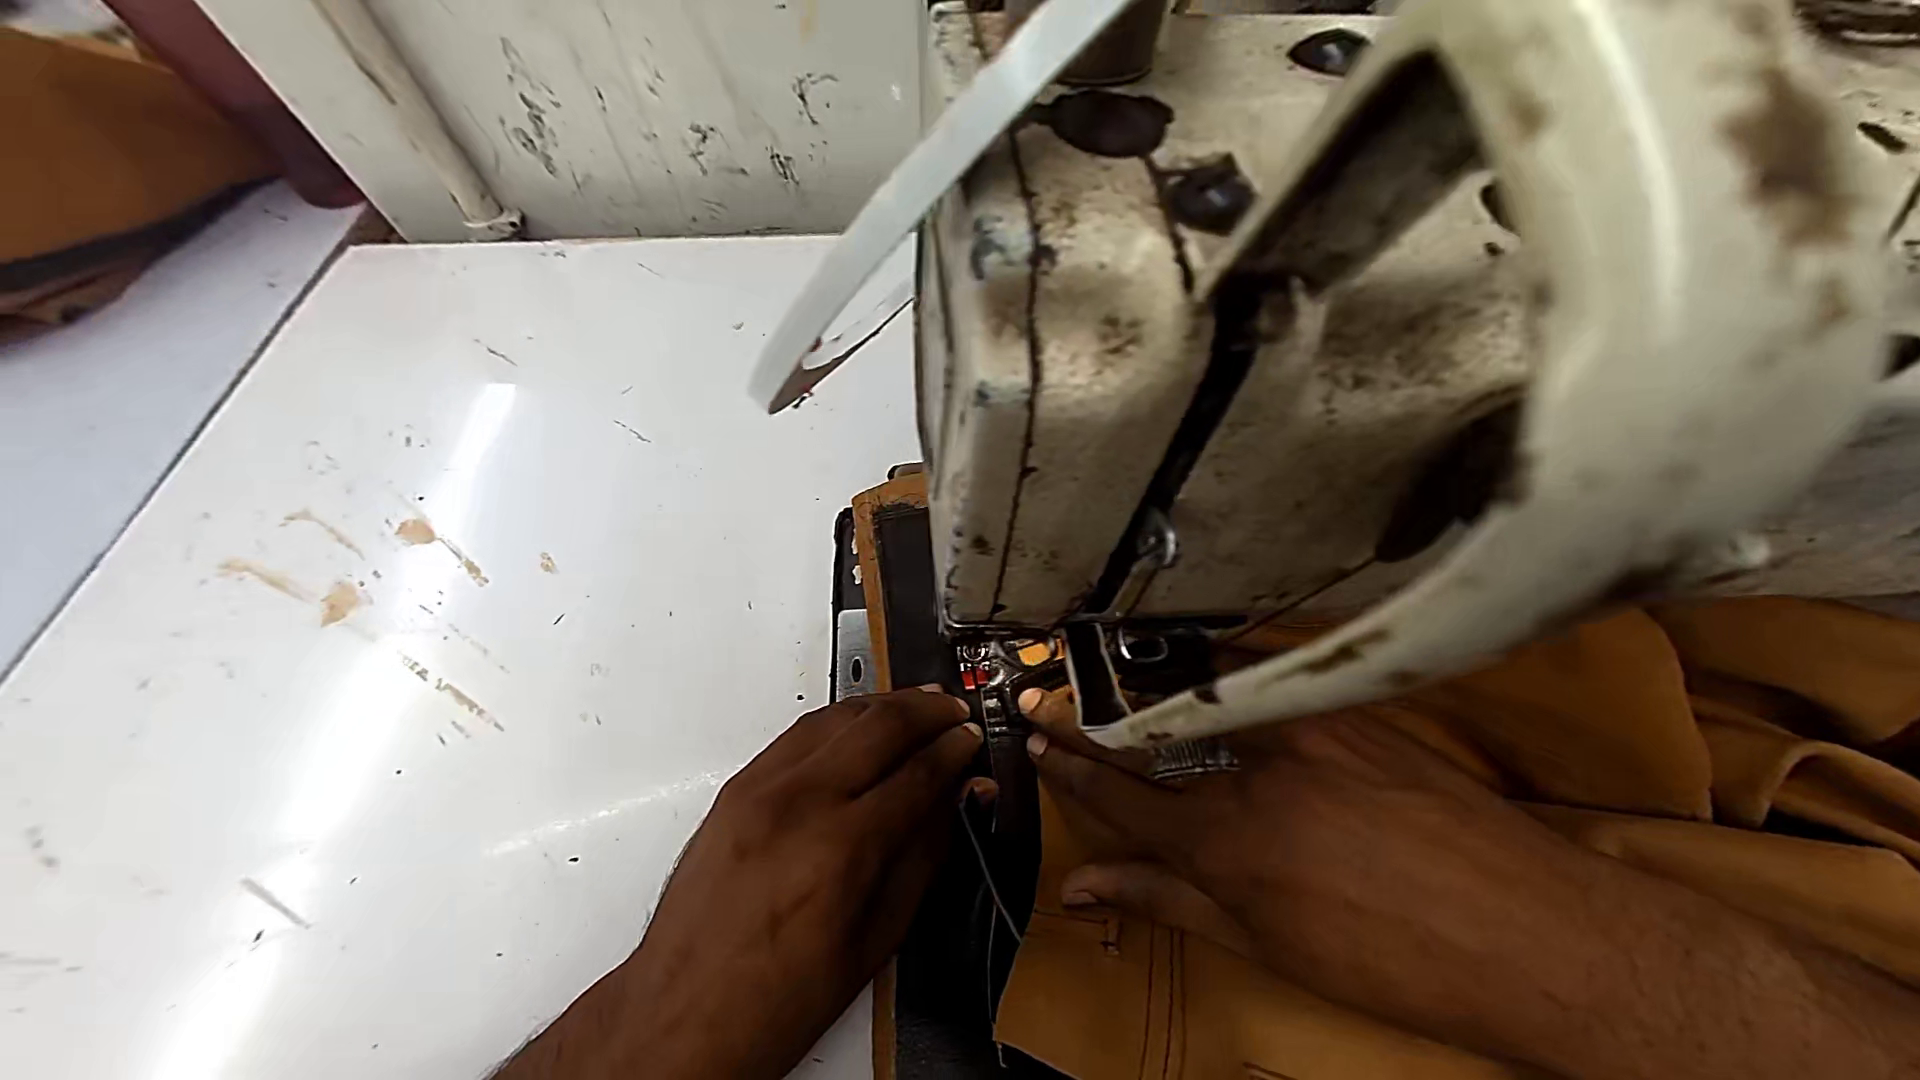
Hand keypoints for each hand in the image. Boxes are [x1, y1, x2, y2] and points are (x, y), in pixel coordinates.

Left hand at [499, 688, 987, 1079]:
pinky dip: (842, 715)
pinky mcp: (737, 786)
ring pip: (840, 713)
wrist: (682, 1014)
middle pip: (882, 725)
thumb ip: (926, 853)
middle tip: (953, 709)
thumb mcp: (878, 936)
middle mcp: (799, 805)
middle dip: (929, 710)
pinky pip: (801, 730)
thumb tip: (957, 800)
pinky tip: (862, 719)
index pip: (919, 772)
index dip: (954, 749)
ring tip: (918, 703)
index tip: (970, 739)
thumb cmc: (775, 999)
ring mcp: (761, 788)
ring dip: (887, 702)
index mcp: (841, 849)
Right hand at [1018, 690, 1586, 1013]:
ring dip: (1146, 683)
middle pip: (1144, 733)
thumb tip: (1085, 889)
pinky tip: (1196, 663)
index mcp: (1224, 844)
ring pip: (1198, 692)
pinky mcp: (1340, 709)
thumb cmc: (1394, 961)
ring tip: (1109, 671)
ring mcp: (1299, 732)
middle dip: (1085, 714)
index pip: (1117, 795)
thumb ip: (1165, 900)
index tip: (1036, 743)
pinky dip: (1215, 668)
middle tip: (1049, 692)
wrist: (1541, 939)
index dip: (1068, 769)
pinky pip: (1257, 675)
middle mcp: (1250, 777)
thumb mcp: (1266, 946)